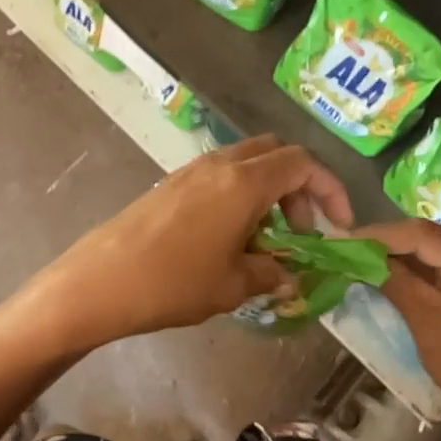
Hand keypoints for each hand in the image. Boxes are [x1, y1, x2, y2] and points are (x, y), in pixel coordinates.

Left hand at [24, 136, 352, 350]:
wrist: (100, 281)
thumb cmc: (173, 283)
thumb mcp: (233, 286)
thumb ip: (271, 274)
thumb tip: (289, 275)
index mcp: (244, 181)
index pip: (303, 165)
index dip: (331, 190)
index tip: (340, 226)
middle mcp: (220, 164)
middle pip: (276, 154)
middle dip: (299, 188)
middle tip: (299, 232)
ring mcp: (191, 170)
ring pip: (247, 163)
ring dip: (268, 192)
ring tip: (265, 241)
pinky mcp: (171, 184)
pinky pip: (220, 176)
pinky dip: (240, 195)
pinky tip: (230, 238)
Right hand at [354, 219, 440, 440]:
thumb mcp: (425, 320)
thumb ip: (393, 279)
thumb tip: (356, 254)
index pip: (423, 234)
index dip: (379, 234)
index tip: (341, 240)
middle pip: (429, 237)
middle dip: (386, 242)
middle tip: (346, 248)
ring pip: (434, 249)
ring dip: (397, 254)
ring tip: (359, 257)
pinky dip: (415, 268)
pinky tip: (387, 270)